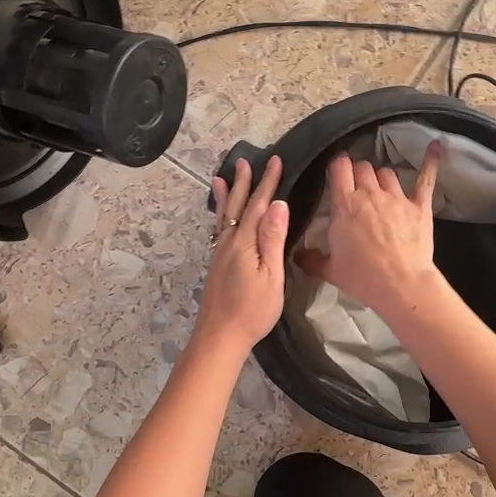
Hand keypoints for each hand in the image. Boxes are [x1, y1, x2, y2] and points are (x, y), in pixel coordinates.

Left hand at [191, 155, 288, 356]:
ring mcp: (220, 253)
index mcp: (245, 242)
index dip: (267, 182)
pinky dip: (220, 215)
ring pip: (225, 216)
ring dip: (228, 195)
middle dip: (245, 183)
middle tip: (246, 160)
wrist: (220, 336)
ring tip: (223, 178)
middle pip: (239, 206)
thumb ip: (272, 239)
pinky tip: (221, 217)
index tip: (274, 161)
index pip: (259, 205)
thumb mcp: (271, 275)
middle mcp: (229, 242)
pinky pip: (219, 229)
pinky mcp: (217, 264)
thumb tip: (278, 204)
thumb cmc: (252, 310)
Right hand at [298, 142, 444, 316]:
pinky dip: (430, 161)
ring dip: (381, 176)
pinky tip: (435, 146)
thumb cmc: (362, 277)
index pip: (339, 168)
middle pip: (363, 167)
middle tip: (357, 185)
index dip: (338, 166)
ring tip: (380, 186)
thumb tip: (297, 256)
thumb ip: (311, 259)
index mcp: (345, 205)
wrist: (400, 285)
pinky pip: (425, 178)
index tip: (337, 170)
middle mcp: (369, 194)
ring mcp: (396, 197)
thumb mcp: (330, 270)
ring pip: (387, 172)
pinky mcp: (419, 206)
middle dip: (358, 172)